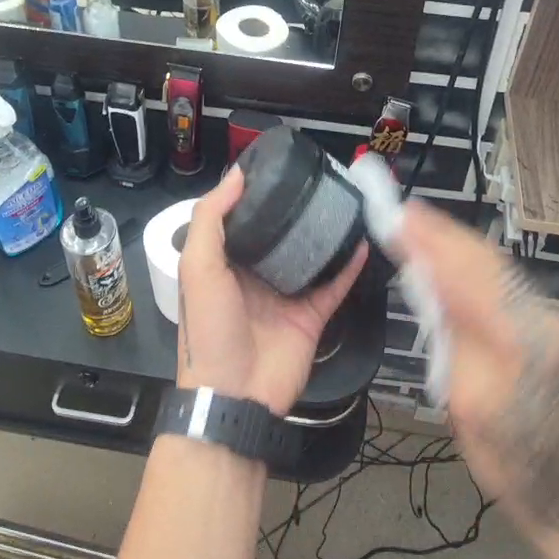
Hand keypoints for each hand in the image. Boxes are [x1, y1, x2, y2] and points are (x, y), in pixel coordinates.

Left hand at [176, 166, 366, 415]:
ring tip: (343, 201)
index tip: (277, 164)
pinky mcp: (311, 315)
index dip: (254, 192)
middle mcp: (255, 274)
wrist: (235, 395)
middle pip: (278, 234)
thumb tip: (237, 175)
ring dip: (324, 232)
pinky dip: (348, 265)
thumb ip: (211, 218)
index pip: (240, 218)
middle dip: (294, 209)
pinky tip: (361, 241)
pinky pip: (333, 285)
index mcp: (224, 261)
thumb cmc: (209, 327)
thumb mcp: (197, 267)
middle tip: (317, 178)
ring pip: (310, 256)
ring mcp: (285, 295)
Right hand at [397, 202, 558, 558]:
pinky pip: (507, 283)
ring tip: (420, 224)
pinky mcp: (554, 323)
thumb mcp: (467, 404)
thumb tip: (428, 281)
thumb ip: (450, 335)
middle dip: (443, 234)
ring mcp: (555, 319)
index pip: (469, 276)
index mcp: (522, 342)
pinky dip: (475, 264)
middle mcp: (546, 319)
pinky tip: (453, 255)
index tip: (399, 216)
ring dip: (457, 245)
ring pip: (498, 268)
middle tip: (404, 212)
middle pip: (487, 262)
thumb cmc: (511, 461)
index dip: (433, 243)